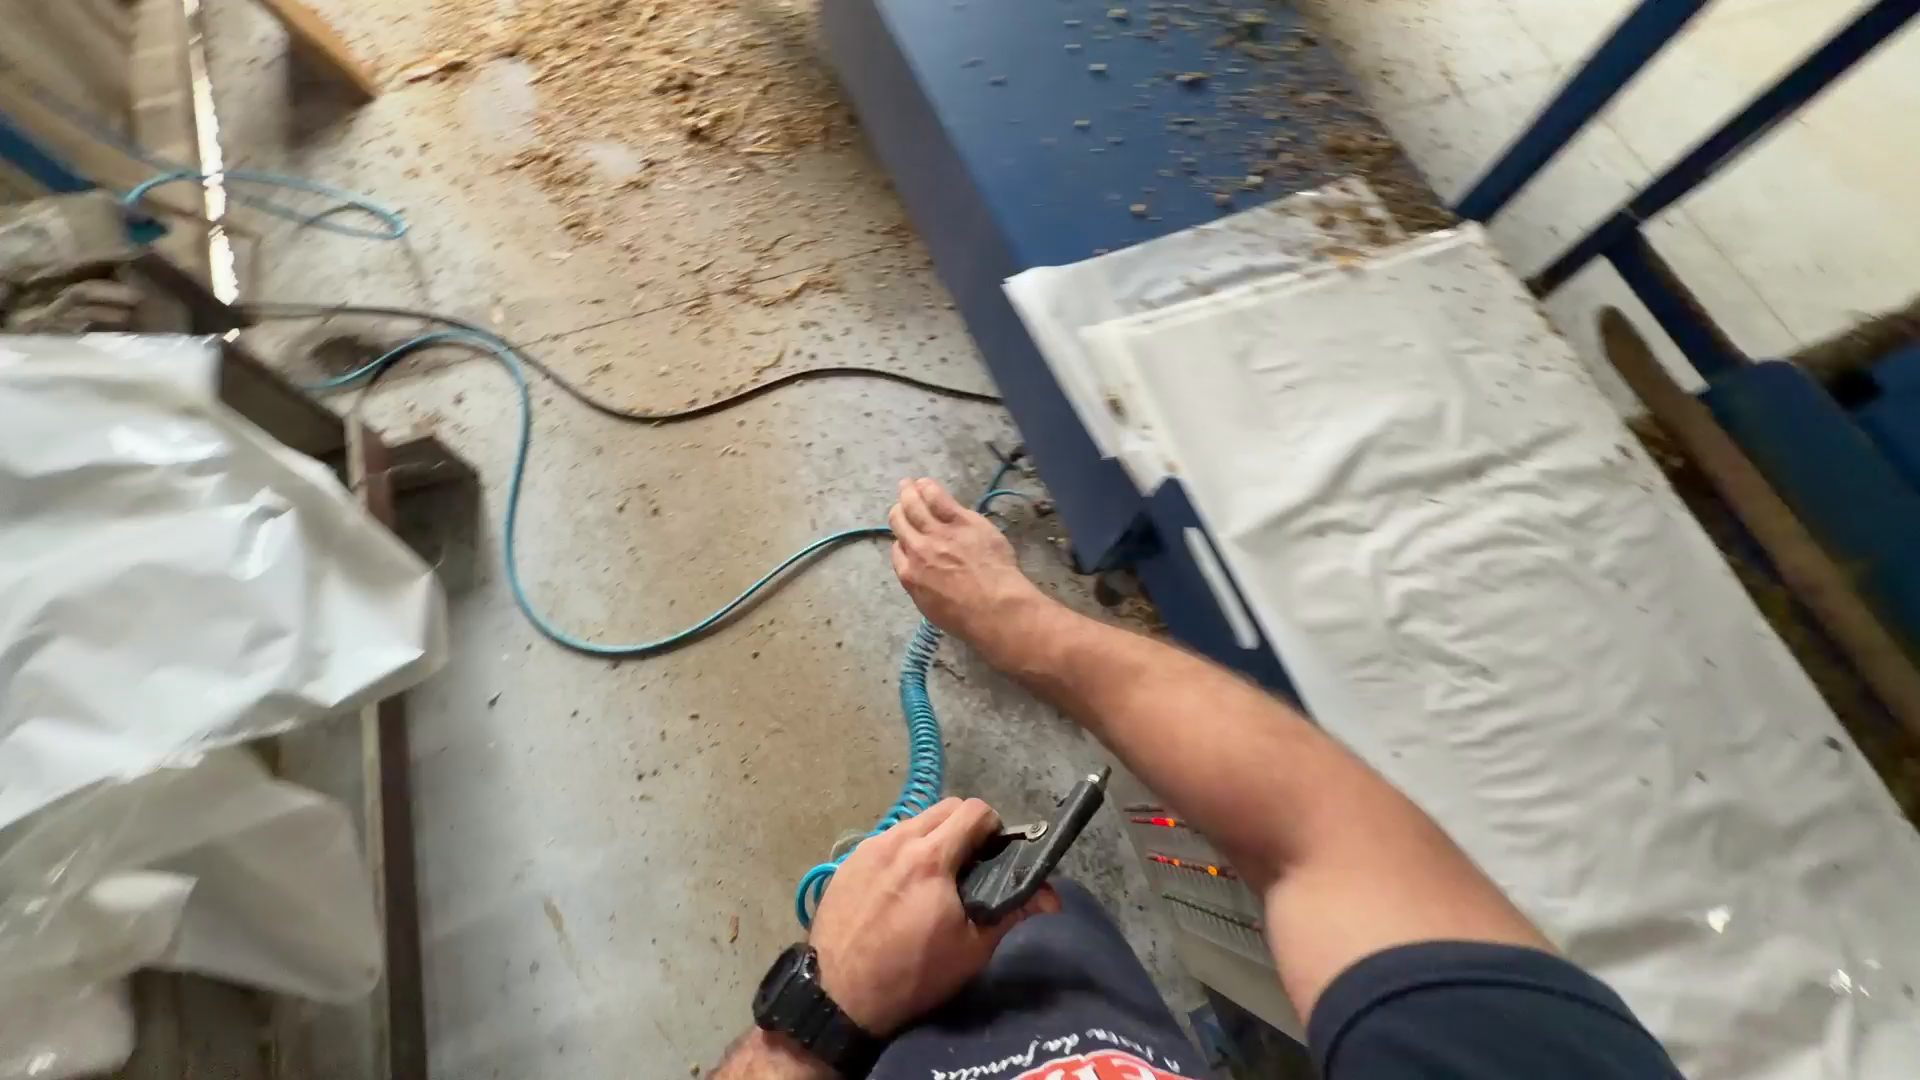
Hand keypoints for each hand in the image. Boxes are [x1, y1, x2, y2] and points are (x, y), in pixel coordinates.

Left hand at [810, 798, 1060, 1036]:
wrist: (838, 997)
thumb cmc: (912, 976)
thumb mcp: (971, 949)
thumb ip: (1012, 911)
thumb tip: (1052, 897)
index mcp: (932, 856)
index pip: (974, 810)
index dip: (993, 827)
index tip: (994, 854)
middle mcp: (899, 839)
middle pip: (946, 808)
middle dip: (965, 827)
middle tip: (970, 864)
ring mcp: (870, 846)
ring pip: (916, 820)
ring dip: (934, 837)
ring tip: (935, 878)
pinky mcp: (850, 859)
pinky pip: (888, 839)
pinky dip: (905, 851)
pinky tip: (902, 887)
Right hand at [889, 478, 1050, 651]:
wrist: (993, 606)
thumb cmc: (967, 618)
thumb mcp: (932, 609)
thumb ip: (922, 587)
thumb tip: (921, 575)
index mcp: (910, 575)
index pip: (898, 551)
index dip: (901, 541)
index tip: (906, 537)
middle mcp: (918, 550)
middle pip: (901, 522)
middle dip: (899, 510)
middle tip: (900, 501)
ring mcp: (939, 533)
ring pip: (916, 506)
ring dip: (909, 493)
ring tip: (908, 484)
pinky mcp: (961, 521)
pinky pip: (939, 499)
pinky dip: (929, 488)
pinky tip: (925, 483)